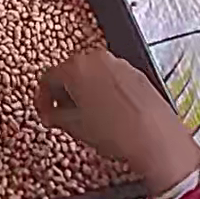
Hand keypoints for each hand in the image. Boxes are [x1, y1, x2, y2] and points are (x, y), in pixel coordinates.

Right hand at [37, 48, 199, 193]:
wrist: (156, 139)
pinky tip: (107, 113)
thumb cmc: (117, 132)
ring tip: (87, 116)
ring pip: (91, 74)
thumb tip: (52, 114)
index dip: (42, 99)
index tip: (45, 112)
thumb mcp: (74, 127)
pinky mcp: (135, 72)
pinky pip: (111, 77)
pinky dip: (104, 90)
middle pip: (69, 72)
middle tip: (61, 114)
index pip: (47, 78)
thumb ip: (55, 115)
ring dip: (84, 91)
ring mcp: (118, 64)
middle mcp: (96, 59)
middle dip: (63, 93)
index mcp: (75, 68)